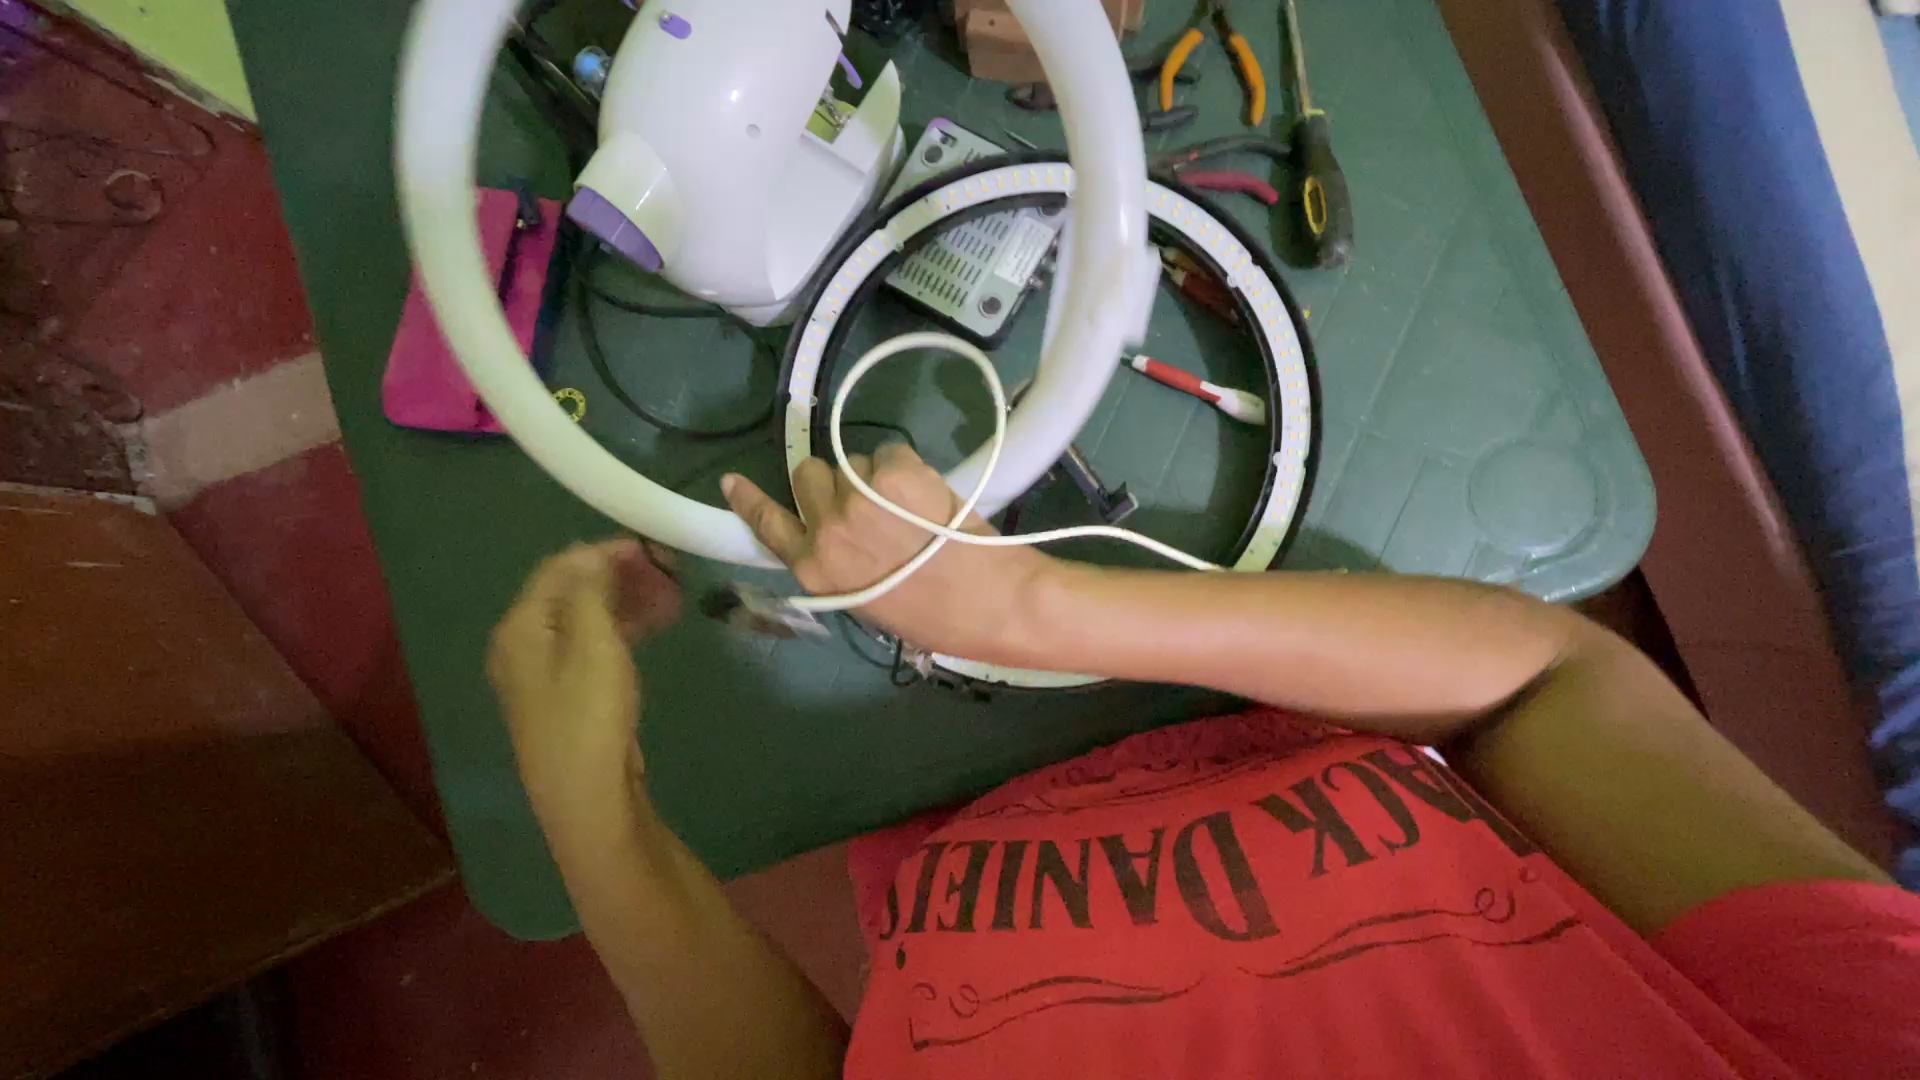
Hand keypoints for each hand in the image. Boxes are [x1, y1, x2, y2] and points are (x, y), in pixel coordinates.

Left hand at [488, 538, 681, 823]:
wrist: (588, 796)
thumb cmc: (589, 714)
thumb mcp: (594, 643)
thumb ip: (592, 591)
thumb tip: (594, 553)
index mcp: (521, 627)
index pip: (560, 569)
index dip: (605, 551)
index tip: (652, 547)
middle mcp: (524, 644)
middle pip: (572, 592)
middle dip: (620, 575)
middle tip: (668, 571)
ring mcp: (545, 672)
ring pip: (587, 618)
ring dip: (627, 601)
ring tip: (671, 597)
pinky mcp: (569, 693)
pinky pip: (594, 644)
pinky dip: (624, 628)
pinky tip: (656, 625)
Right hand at [721, 442, 1056, 663]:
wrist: (991, 603)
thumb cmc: (932, 616)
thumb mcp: (866, 602)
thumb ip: (838, 564)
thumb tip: (836, 533)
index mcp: (815, 570)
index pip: (768, 525)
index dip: (750, 501)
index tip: (732, 482)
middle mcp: (826, 530)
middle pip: (808, 475)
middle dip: (833, 482)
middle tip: (870, 503)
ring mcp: (858, 497)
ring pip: (850, 459)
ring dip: (872, 474)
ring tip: (908, 505)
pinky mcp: (894, 473)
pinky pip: (890, 451)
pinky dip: (906, 465)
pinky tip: (927, 493)